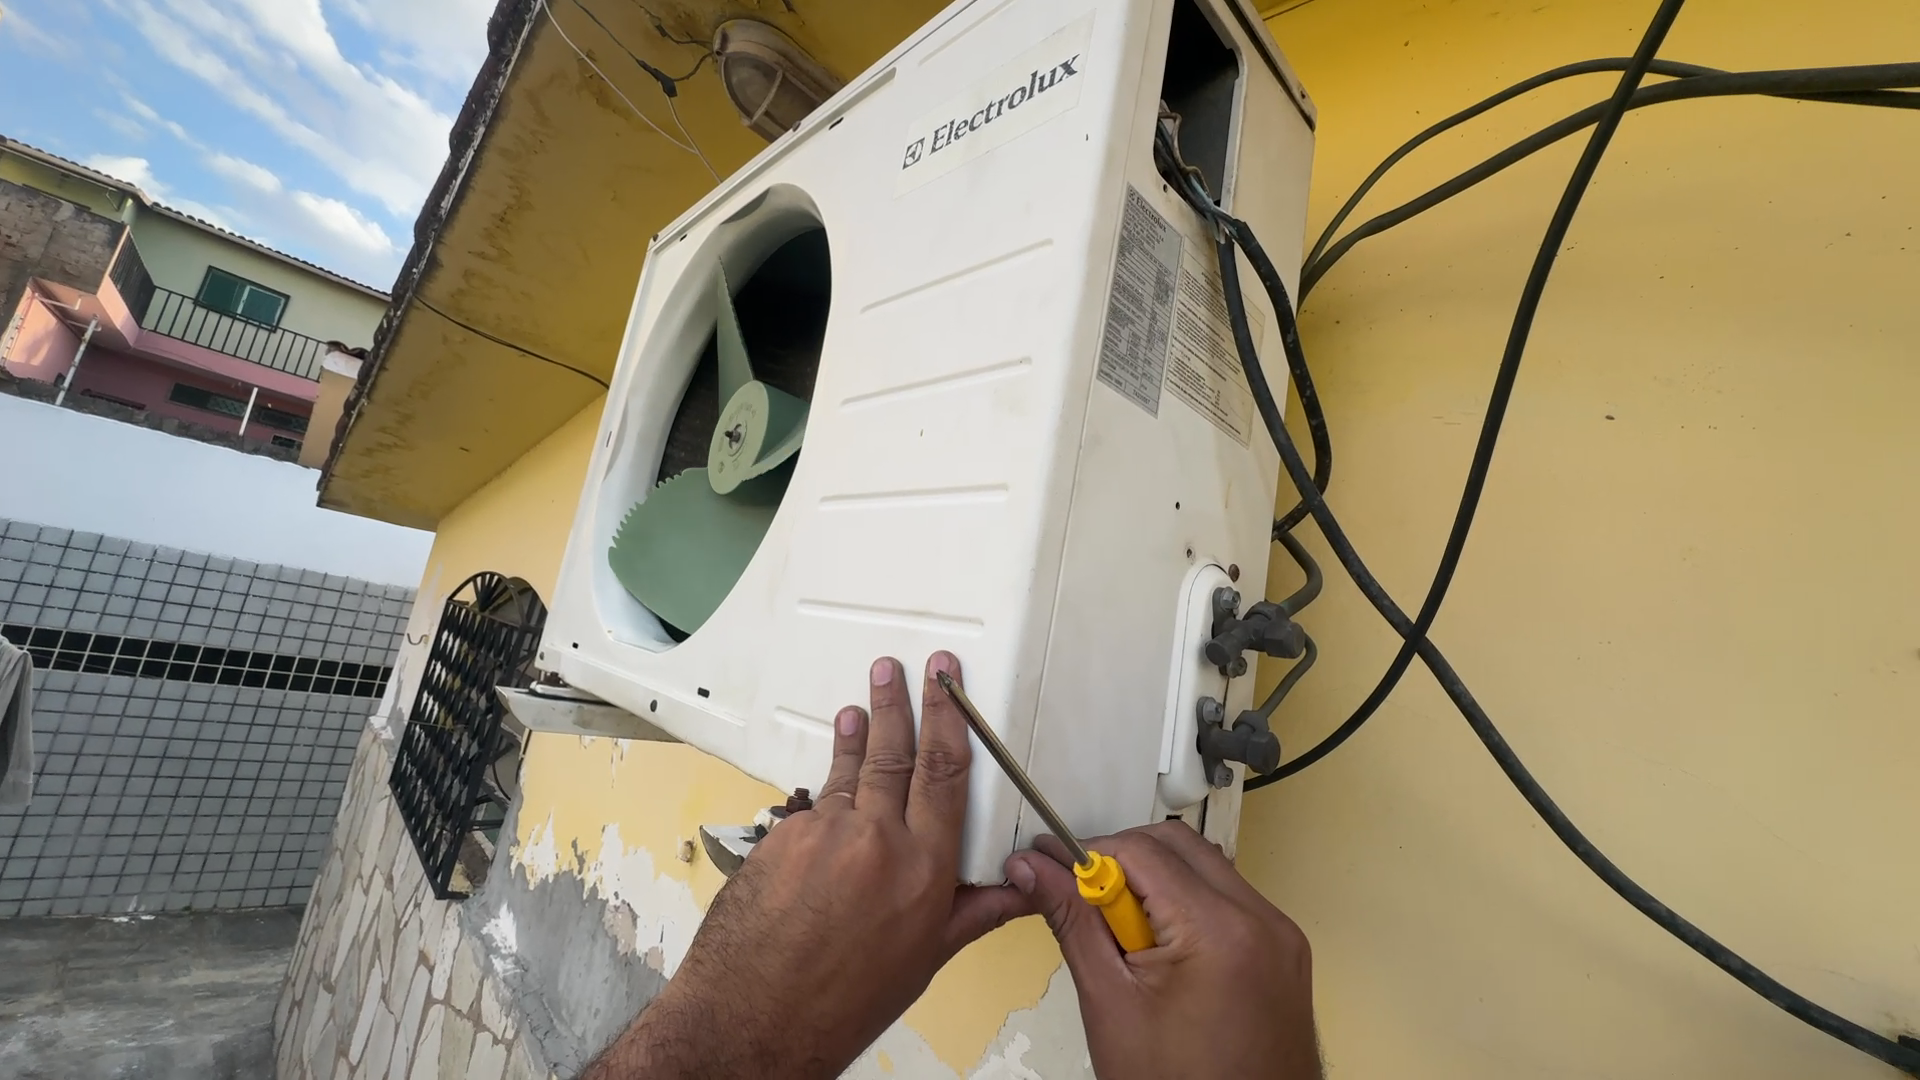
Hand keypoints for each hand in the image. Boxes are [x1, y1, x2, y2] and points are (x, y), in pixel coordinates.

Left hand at [589, 653, 1029, 1078]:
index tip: (948, 682)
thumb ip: (976, 909)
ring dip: (859, 729)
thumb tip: (1026, 887)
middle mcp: (880, 840)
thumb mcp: (925, 958)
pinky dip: (828, 787)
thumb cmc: (846, 998)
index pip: (945, 772)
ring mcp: (827, 833)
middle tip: (898, 665)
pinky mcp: (785, 835)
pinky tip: (830, 778)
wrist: (754, 1023)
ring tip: (864, 701)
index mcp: (925, 869)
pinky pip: (815, 803)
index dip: (950, 718)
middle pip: (896, 753)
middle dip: (899, 702)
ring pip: (852, 767)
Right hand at [1007, 822, 1321, 1079]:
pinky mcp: (1285, 952)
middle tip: (1083, 894)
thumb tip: (1030, 867)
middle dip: (1122, 857)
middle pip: (1177, 844)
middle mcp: (1262, 919)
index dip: (1088, 851)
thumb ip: (1071, 920)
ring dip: (1155, 878)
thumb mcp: (1110, 1003)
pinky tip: (1159, 946)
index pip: (1141, 850)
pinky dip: (1186, 902)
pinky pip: (1227, 897)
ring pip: (1203, 864)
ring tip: (1121, 928)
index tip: (1049, 860)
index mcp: (1220, 931)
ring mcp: (1281, 935)